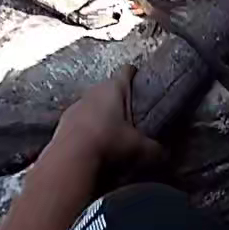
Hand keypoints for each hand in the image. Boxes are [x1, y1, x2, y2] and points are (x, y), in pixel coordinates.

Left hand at [46, 64, 163, 171]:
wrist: (69, 159)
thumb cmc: (108, 143)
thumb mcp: (139, 148)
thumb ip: (154, 149)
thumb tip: (165, 154)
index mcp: (114, 88)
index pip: (126, 71)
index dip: (134, 73)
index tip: (139, 77)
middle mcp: (93, 90)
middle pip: (108, 88)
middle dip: (118, 98)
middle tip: (130, 113)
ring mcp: (76, 105)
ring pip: (92, 104)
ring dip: (100, 113)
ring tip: (110, 131)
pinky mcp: (63, 121)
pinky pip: (79, 120)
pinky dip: (86, 127)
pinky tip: (92, 142)